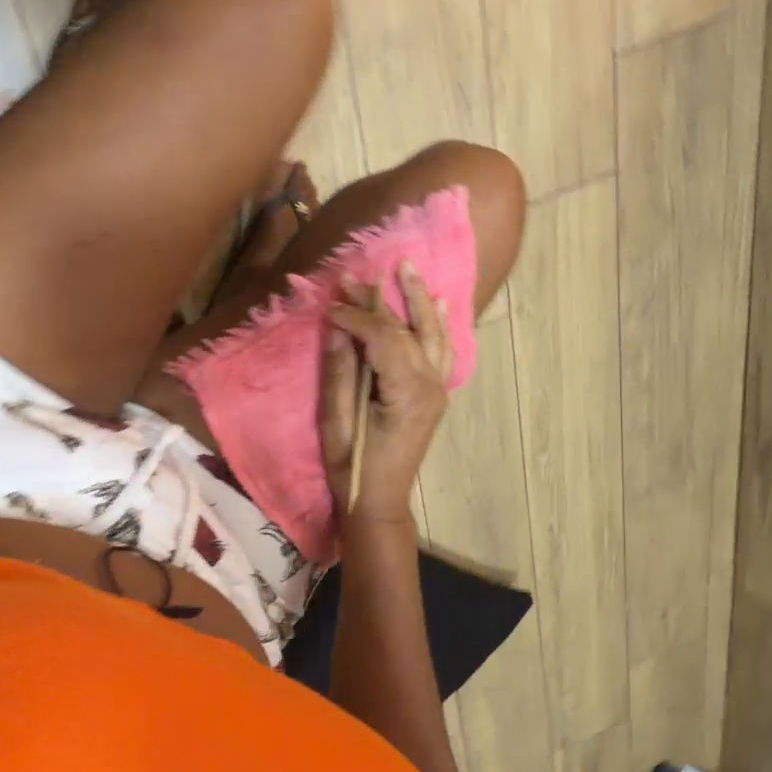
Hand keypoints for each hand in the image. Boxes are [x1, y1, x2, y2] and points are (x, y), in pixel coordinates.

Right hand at [319, 262, 454, 525]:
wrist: (379, 502)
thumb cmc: (353, 468)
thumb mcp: (337, 422)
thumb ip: (340, 372)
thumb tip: (336, 327)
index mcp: (406, 392)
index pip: (382, 337)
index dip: (355, 316)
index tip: (328, 305)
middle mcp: (430, 385)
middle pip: (406, 330)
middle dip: (379, 301)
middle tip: (354, 276)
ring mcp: (438, 389)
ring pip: (432, 333)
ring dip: (419, 300)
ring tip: (406, 269)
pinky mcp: (435, 394)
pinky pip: (443, 351)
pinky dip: (439, 325)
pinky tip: (437, 303)